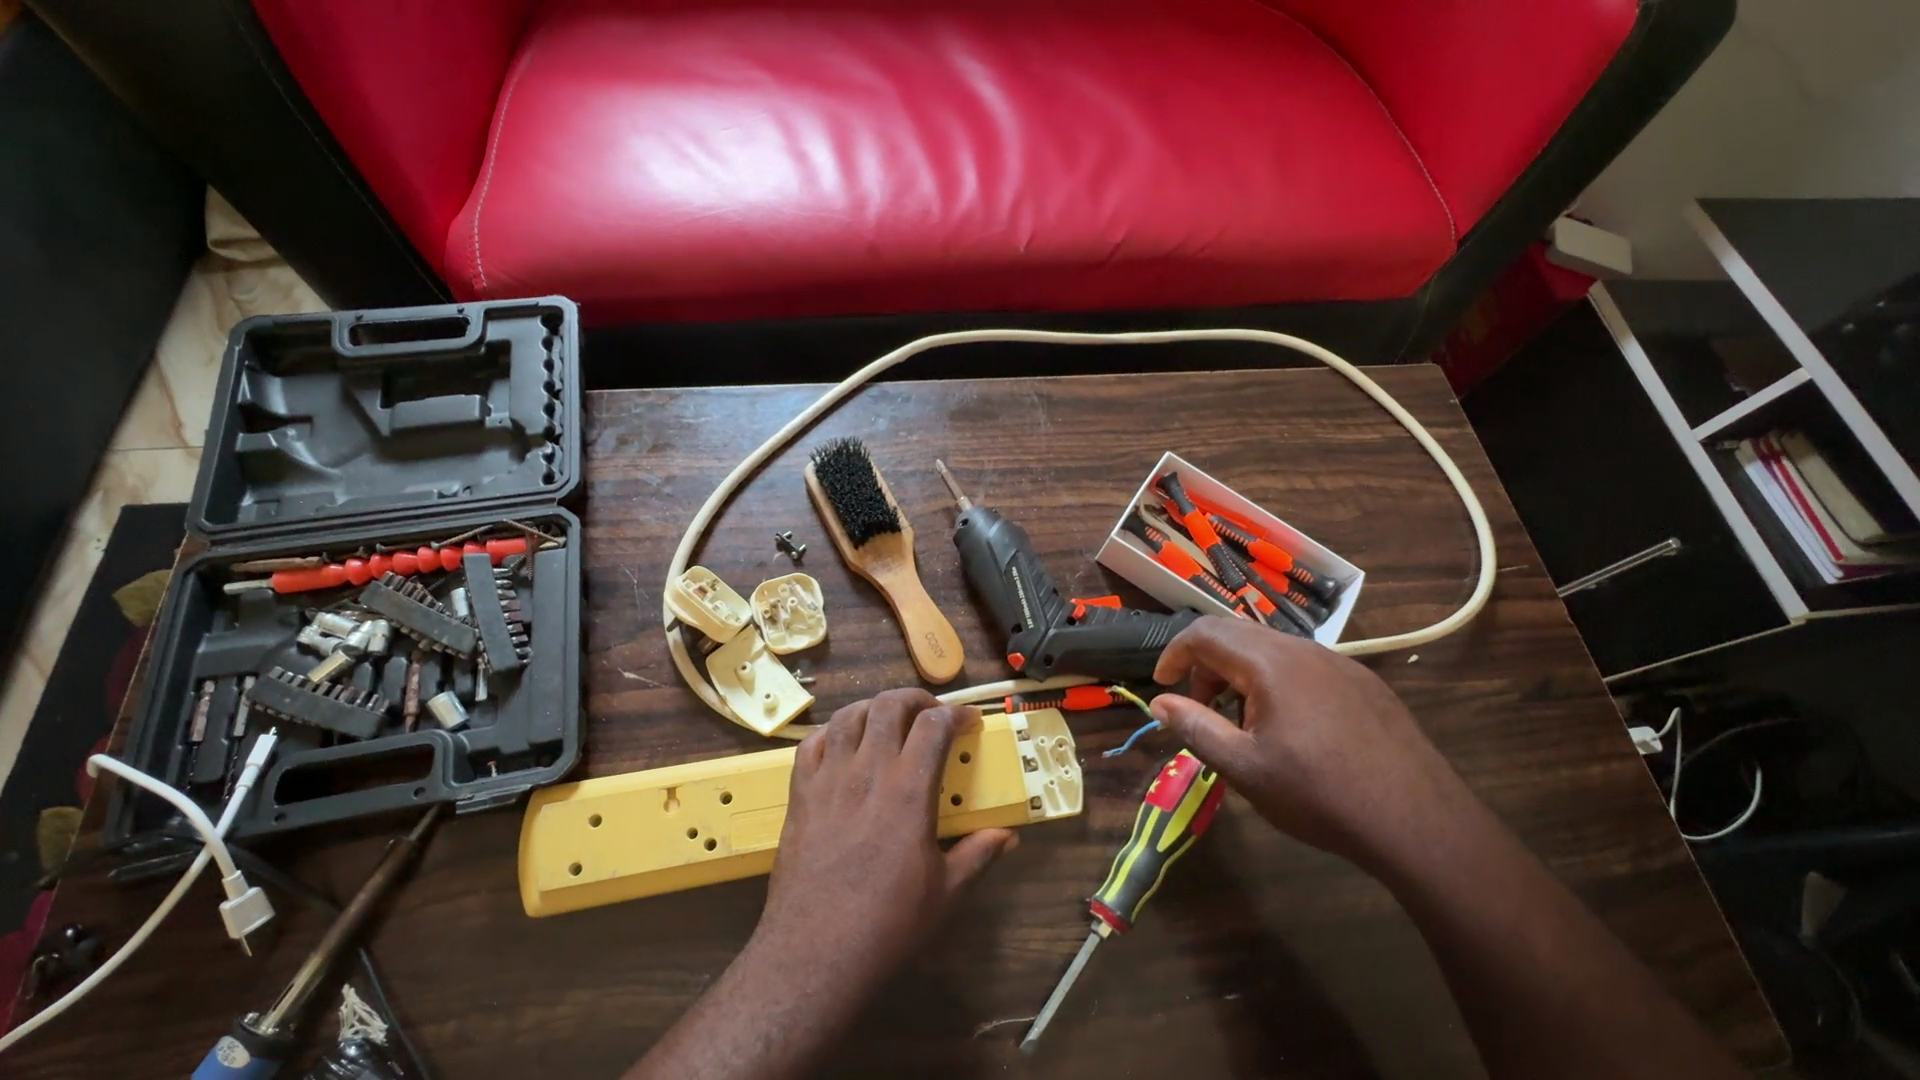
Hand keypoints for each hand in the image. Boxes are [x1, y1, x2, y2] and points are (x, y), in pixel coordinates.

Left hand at [755, 689, 1018, 991]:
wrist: (814, 952)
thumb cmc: (887, 924)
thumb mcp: (945, 893)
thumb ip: (977, 855)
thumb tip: (1008, 836)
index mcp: (909, 792)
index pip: (933, 726)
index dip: (955, 714)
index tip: (969, 722)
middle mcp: (868, 773)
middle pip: (888, 706)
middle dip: (915, 699)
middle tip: (931, 714)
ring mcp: (828, 781)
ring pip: (848, 716)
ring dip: (873, 709)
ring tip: (888, 721)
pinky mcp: (799, 796)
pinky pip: (811, 744)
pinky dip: (832, 732)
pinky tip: (843, 744)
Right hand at [1149, 617, 1470, 872]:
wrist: (1417, 821)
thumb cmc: (1318, 794)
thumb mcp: (1243, 768)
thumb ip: (1195, 728)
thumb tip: (1160, 702)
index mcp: (1269, 663)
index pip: (1205, 633)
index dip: (1174, 654)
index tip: (1162, 686)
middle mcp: (1304, 649)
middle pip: (1238, 635)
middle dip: (1207, 666)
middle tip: (1199, 709)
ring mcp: (1341, 663)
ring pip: (1273, 651)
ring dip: (1242, 675)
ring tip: (1243, 724)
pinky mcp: (1365, 684)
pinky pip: (1306, 667)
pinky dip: (1278, 683)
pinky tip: (1292, 730)